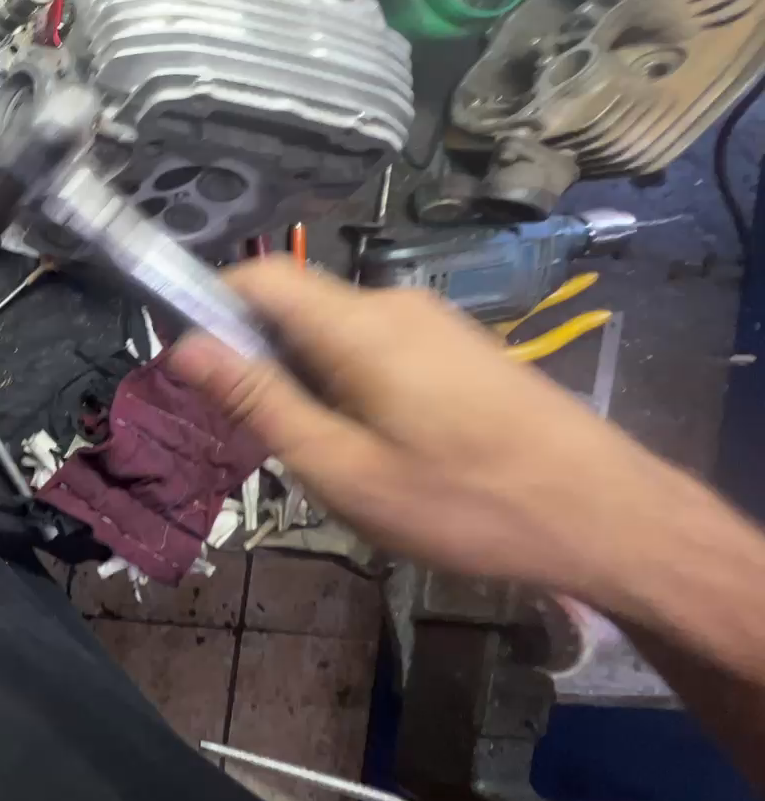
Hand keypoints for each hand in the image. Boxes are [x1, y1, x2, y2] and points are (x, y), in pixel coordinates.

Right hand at [164, 258, 679, 591]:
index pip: (259, 275)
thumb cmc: (463, 503)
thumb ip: (256, 400)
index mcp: (358, 327)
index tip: (188, 357)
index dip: (208, 301)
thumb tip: (183, 348)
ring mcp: (430, 323)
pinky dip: (335, 377)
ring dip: (295, 373)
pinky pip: (365, 343)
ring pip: (324, 328)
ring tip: (314, 443)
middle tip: (253, 426)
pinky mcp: (453, 346)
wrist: (618, 525)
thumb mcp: (338, 465)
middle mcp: (392, 307)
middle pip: (289, 305)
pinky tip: (363, 437)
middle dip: (252, 354)